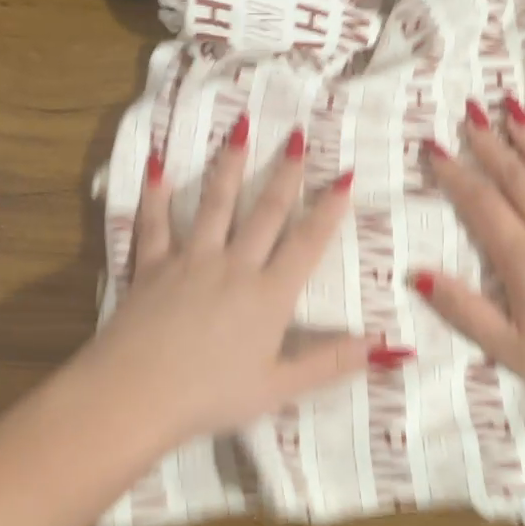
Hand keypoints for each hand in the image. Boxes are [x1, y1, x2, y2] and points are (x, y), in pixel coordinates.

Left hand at [71, 120, 406, 441]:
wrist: (134, 394)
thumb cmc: (211, 396)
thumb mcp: (280, 387)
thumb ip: (332, 362)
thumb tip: (389, 346)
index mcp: (270, 296)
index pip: (307, 243)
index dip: (328, 210)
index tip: (345, 175)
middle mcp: (234, 267)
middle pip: (264, 213)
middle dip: (284, 173)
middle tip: (297, 136)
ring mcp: (190, 262)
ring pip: (215, 205)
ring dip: (229, 166)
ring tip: (239, 130)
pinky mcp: (151, 267)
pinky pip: (155, 224)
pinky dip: (156, 195)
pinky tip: (157, 165)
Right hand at [415, 100, 524, 408]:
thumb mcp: (506, 347)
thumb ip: (462, 309)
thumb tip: (416, 274)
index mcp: (524, 259)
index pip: (482, 204)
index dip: (456, 174)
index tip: (435, 147)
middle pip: (517, 177)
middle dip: (491, 143)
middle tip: (470, 111)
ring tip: (512, 109)